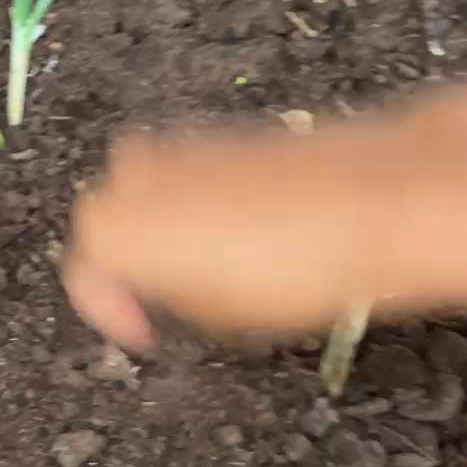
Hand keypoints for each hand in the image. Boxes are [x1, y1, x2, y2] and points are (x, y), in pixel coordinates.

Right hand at [63, 87, 466, 379]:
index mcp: (111, 228)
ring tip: (207, 269)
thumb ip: (163, 302)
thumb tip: (159, 293)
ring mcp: (178, 147)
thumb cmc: (285, 273)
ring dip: (161, 232)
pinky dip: (196, 204)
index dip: (111, 315)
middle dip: (129, 265)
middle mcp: (129, 177)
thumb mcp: (211, 317)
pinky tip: (242, 231)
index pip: (84, 277)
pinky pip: (186, 174)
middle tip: (169, 300)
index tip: (144, 335)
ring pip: (145, 195)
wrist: (381, 198)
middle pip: (107, 227)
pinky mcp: (224, 131)